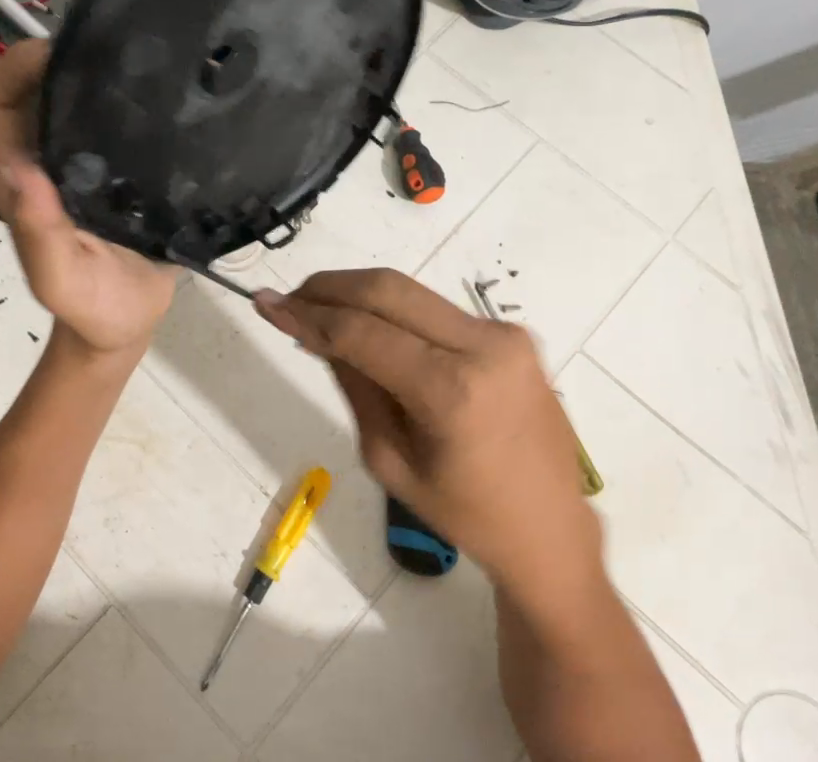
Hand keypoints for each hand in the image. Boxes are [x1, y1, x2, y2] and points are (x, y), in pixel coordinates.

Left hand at [0, 38, 176, 354]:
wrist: (128, 324)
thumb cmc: (91, 307)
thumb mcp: (61, 280)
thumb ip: (39, 233)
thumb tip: (20, 170)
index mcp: (20, 176)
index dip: (14, 67)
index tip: (60, 52)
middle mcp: (44, 157)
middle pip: (34, 86)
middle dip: (61, 55)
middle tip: (114, 43)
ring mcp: (80, 160)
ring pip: (74, 95)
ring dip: (96, 69)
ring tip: (142, 56)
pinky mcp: (116, 166)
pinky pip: (113, 117)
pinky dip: (127, 95)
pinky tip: (162, 89)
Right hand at [253, 269, 597, 589]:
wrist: (551, 529)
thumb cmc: (465, 514)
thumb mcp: (389, 458)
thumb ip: (354, 386)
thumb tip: (318, 333)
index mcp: (452, 391)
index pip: (361, 332)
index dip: (306, 314)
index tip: (265, 304)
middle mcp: (484, 347)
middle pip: (388, 290)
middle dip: (329, 287)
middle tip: (289, 298)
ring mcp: (504, 336)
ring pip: (411, 293)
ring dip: (359, 295)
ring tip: (318, 312)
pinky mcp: (511, 336)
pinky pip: (436, 311)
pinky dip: (393, 312)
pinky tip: (366, 328)